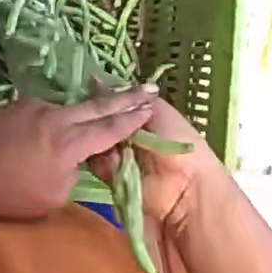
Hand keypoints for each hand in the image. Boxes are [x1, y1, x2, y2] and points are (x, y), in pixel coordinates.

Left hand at [0, 89, 157, 219]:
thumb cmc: (12, 193)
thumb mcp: (55, 195)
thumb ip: (75, 172)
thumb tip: (79, 158)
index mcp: (69, 142)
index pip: (109, 129)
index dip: (132, 120)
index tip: (151, 108)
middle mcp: (56, 116)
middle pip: (98, 105)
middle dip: (126, 97)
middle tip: (149, 87)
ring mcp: (35, 106)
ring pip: (69, 108)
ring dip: (86, 112)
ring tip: (99, 113)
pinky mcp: (17, 104)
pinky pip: (46, 110)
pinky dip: (56, 118)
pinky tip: (51, 129)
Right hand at [89, 98, 224, 238]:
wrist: (185, 191)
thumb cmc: (178, 144)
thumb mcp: (158, 111)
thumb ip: (129, 98)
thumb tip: (98, 81)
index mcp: (144, 117)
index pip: (116, 104)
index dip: (103, 98)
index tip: (87, 90)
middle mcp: (131, 135)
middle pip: (103, 121)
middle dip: (96, 117)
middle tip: (85, 112)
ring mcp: (121, 156)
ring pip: (97, 140)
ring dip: (96, 136)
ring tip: (94, 133)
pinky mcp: (113, 177)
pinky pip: (97, 162)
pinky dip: (98, 158)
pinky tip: (101, 154)